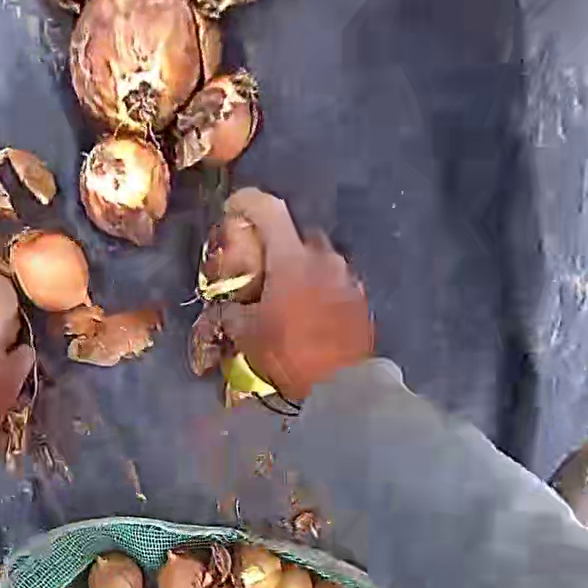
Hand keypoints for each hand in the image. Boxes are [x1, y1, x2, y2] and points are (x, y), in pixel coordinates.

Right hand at [218, 189, 374, 400]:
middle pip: (296, 235)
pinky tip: (308, 312)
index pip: (268, 209)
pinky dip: (318, 288)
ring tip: (285, 296)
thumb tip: (227, 305)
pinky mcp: (360, 298)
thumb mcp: (246, 335)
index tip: (232, 208)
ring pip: (317, 259)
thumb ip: (232, 311)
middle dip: (277, 245)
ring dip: (300, 269)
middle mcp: (324, 257)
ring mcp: (347, 276)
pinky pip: (333, 281)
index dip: (247, 202)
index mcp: (292, 258)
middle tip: (261, 268)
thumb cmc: (289, 353)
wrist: (342, 385)